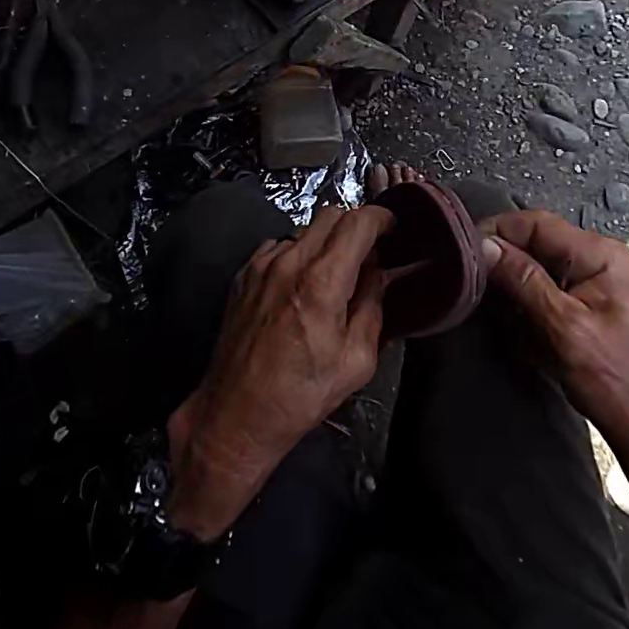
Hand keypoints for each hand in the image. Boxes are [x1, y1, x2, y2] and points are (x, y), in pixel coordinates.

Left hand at [166, 205, 394, 539]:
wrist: (237, 412)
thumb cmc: (299, 395)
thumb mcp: (357, 361)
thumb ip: (372, 306)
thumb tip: (378, 275)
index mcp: (320, 283)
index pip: (357, 223)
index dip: (382, 218)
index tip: (392, 226)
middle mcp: (287, 264)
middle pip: (330, 215)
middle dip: (355, 227)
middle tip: (368, 254)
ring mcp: (260, 267)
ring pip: (303, 230)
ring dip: (325, 242)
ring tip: (333, 276)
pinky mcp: (243, 275)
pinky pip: (279, 247)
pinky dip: (297, 255)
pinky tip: (301, 285)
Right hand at [481, 211, 628, 435]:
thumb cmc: (611, 376)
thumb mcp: (561, 325)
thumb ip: (523, 280)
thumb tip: (487, 247)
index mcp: (601, 255)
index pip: (536, 223)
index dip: (497, 232)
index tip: (468, 252)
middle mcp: (597, 256)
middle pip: (532, 239)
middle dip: (503, 260)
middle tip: (477, 282)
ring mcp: (588, 274)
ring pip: (531, 260)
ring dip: (510, 281)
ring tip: (500, 306)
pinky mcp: (578, 293)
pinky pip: (538, 280)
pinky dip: (521, 296)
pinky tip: (517, 317)